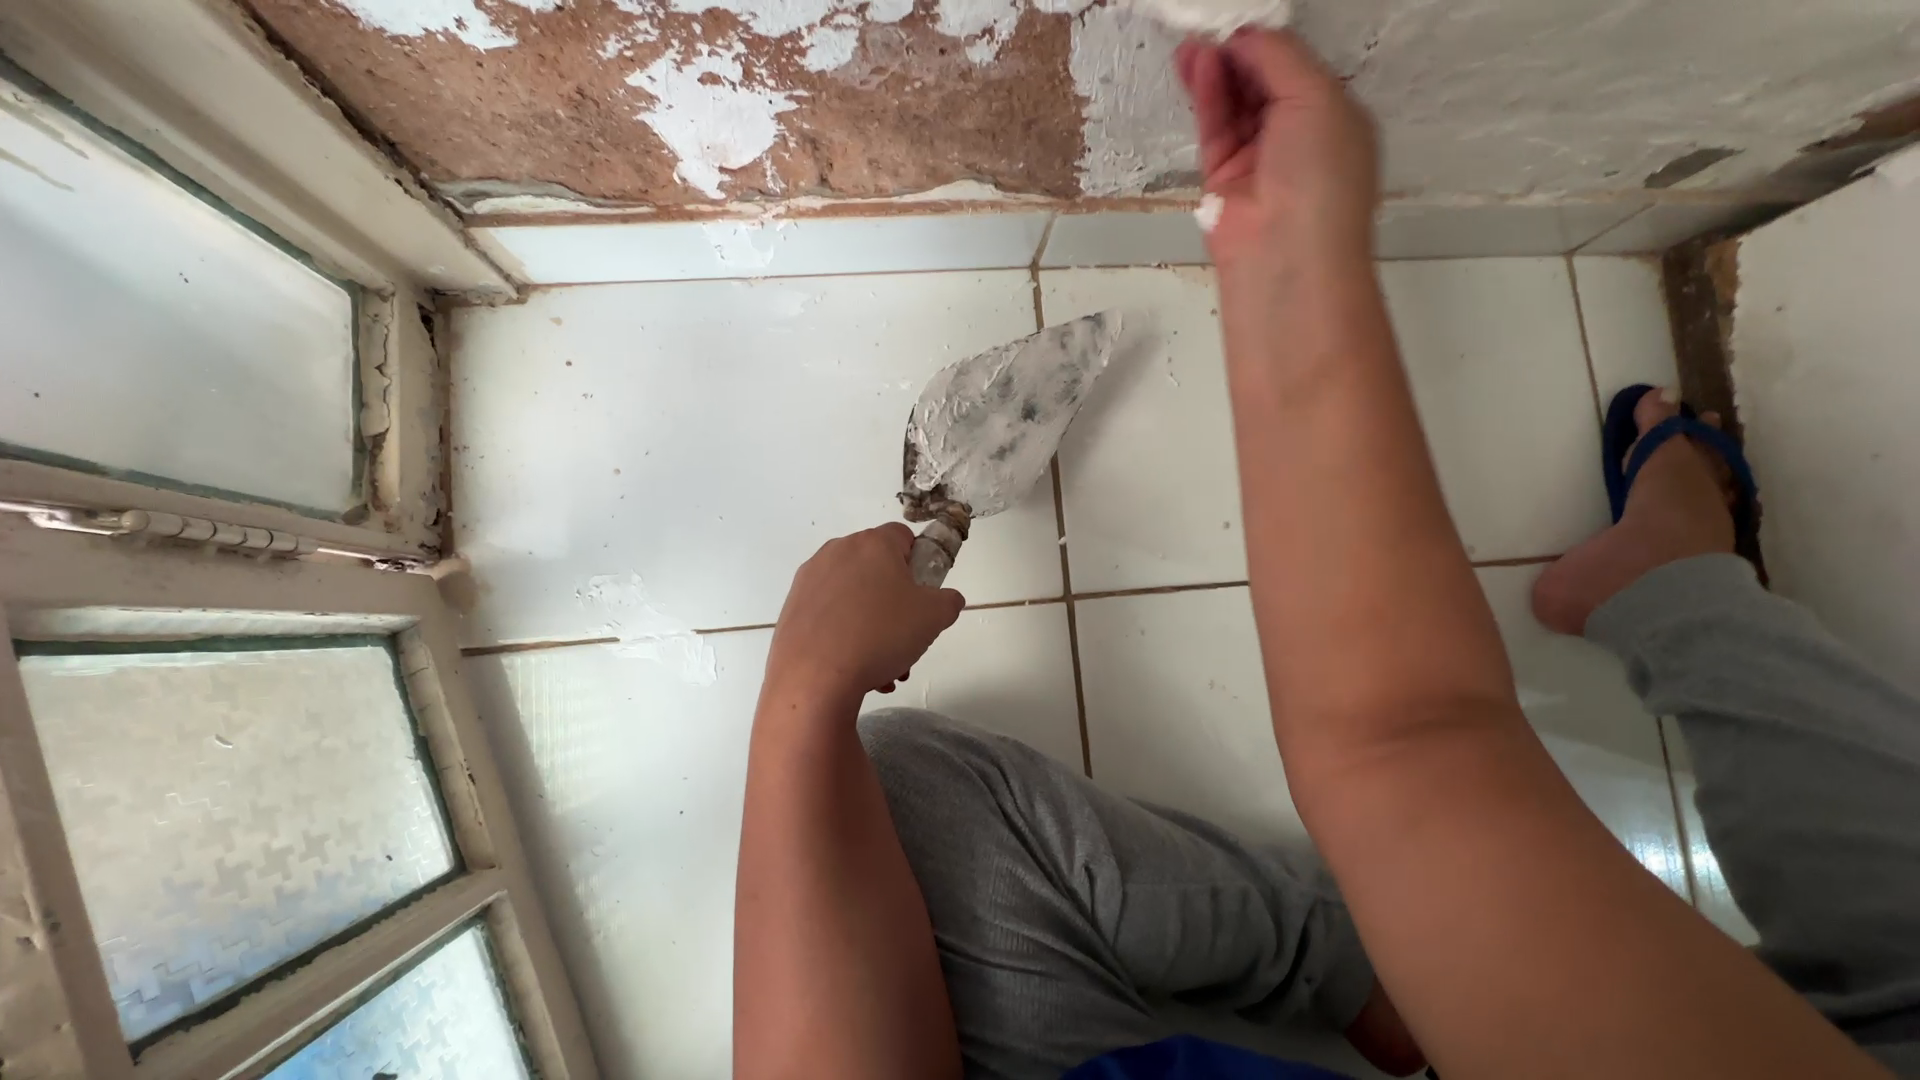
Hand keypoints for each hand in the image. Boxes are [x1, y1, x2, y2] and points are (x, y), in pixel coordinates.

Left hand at [763, 524, 965, 704]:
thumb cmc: (880, 635)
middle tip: (906, 637)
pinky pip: (830, 616)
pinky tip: (856, 669)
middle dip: (896, 603)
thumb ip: (949, 601)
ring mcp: (810, 579)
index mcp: (872, 544)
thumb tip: (945, 600)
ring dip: (873, 626)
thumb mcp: (934, 617)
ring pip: (854, 597)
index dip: (918, 564)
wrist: (813, 677)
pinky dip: (845, 636)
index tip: (921, 596)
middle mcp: (837, 551)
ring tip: (883, 666)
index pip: (904, 537)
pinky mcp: (792, 607)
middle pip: (877, 570)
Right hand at [1176, 30, 1379, 269]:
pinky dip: (1206, 97)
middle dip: (1239, 56)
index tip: (1245, 25)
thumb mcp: (1317, 96)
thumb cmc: (1321, 174)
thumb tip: (1245, 39)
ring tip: (1193, 46)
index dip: (1272, 46)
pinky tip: (1197, 67)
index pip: (1299, 70)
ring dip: (1216, 73)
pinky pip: (1214, 128)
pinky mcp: (1222, 178)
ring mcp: (1258, 160)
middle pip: (1263, 84)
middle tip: (1211, 29)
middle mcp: (1297, 138)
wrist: (1286, 252)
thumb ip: (1280, 58)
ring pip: (1234, 105)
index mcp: (1335, 117)